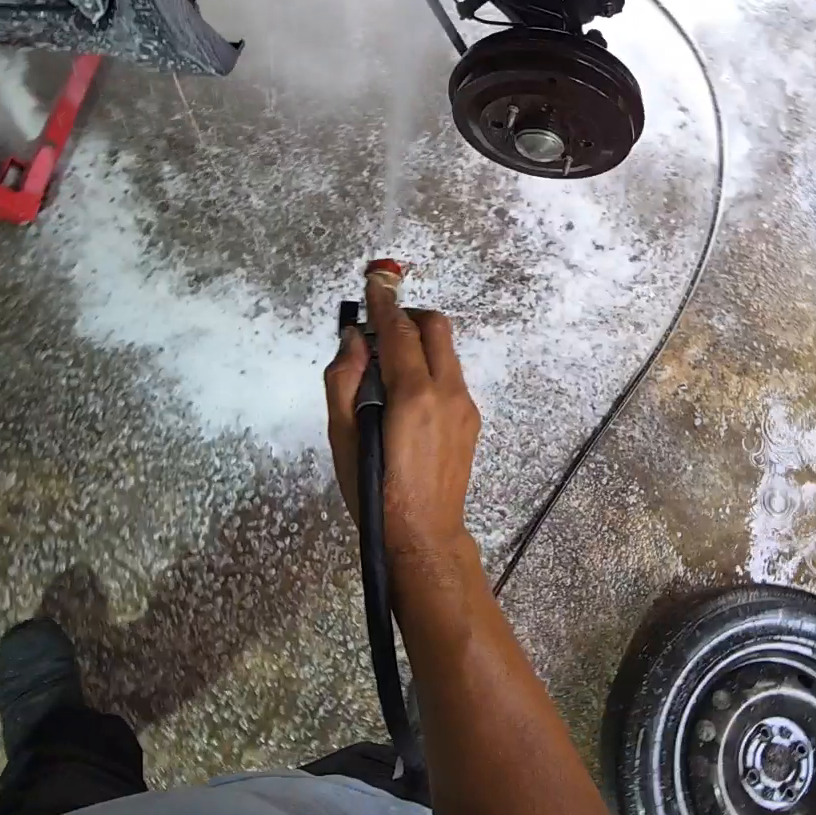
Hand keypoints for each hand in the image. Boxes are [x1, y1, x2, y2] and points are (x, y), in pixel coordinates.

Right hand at [324, 274, 480, 565]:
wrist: (423, 532)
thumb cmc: (374, 490)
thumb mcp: (343, 437)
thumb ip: (344, 380)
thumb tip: (353, 339)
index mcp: (415, 393)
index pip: (400, 331)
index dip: (384, 303)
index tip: (374, 282)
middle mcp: (448, 391)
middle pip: (436, 328)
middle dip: (409, 317)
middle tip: (380, 328)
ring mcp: (465, 405)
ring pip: (447, 352)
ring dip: (419, 344)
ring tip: (388, 368)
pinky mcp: (472, 419)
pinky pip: (451, 376)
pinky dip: (430, 368)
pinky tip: (407, 396)